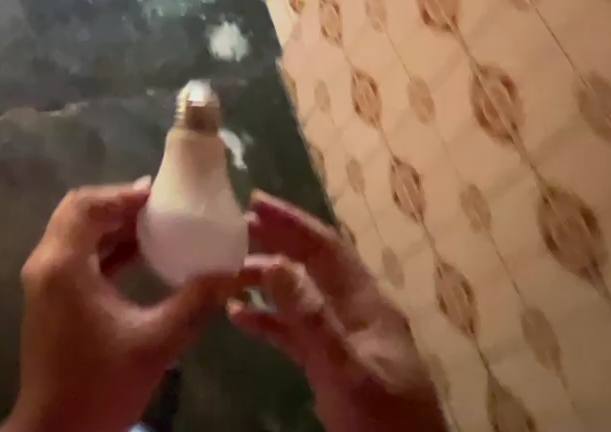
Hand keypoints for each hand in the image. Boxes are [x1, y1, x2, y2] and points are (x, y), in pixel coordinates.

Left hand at [2, 181, 243, 431]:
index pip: (87, 206)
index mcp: (62, 264)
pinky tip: (138, 256)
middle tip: (157, 206)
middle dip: (116, 205)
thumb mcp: (154, 343)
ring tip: (154, 225)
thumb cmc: (101, 384)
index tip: (159, 194)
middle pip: (77, 212)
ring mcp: (44, 280)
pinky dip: (103, 249)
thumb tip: (231, 273)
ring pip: (75, 232)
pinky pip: (75, 255)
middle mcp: (45, 262)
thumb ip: (193, 303)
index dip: (122, 195)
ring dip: (110, 226)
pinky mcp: (49, 296)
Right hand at [229, 192, 447, 431]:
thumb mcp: (349, 370)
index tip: (253, 200)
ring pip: (297, 296)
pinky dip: (265, 321)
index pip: (326, 247)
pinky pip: (291, 332)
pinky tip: (236, 317)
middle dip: (273, 241)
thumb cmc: (385, 421)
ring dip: (263, 280)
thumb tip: (274, 262)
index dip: (291, 221)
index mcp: (367, 304)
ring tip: (225, 269)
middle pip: (310, 264)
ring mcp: (341, 340)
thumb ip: (313, 319)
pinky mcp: (328, 367)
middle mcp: (353, 313)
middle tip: (231, 225)